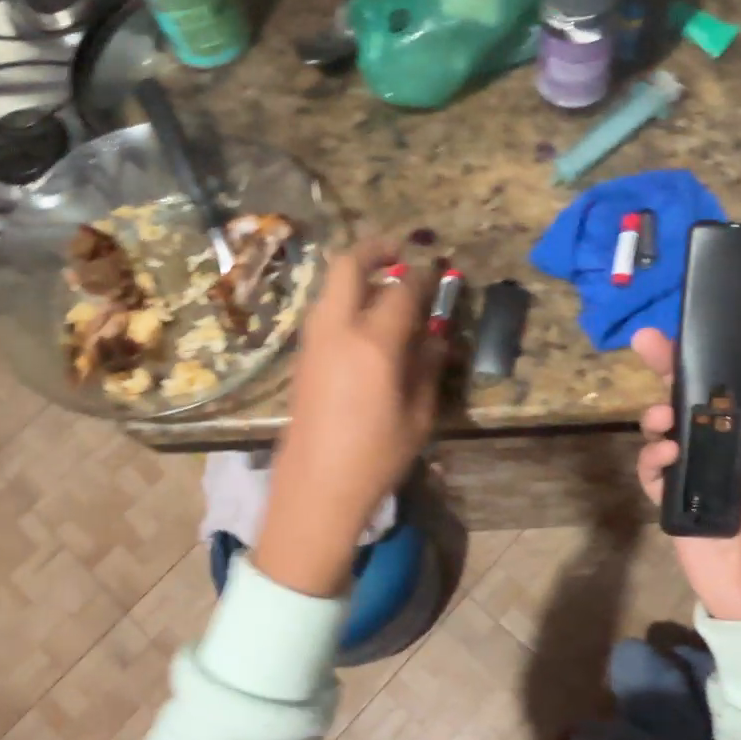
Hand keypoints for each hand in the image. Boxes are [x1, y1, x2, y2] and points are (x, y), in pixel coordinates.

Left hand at [254, 240, 445, 595]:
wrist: (316, 489)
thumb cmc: (375, 458)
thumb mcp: (417, 416)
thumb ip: (428, 369)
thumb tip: (435, 340)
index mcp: (373, 343)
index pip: (402, 289)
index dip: (424, 276)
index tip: (439, 272)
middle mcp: (337, 330)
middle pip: (349, 266)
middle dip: (376, 250)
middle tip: (400, 251)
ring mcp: (313, 343)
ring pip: (331, 287)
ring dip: (357, 277)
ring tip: (386, 289)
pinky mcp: (301, 360)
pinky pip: (324, 313)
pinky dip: (344, 302)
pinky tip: (366, 325)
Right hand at [631, 327, 740, 620]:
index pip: (735, 397)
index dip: (715, 368)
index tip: (694, 339)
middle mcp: (725, 457)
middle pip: (694, 406)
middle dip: (671, 373)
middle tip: (648, 344)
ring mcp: (696, 480)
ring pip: (668, 433)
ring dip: (659, 417)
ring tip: (660, 420)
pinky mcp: (672, 505)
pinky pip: (653, 472)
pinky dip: (649, 459)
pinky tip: (660, 459)